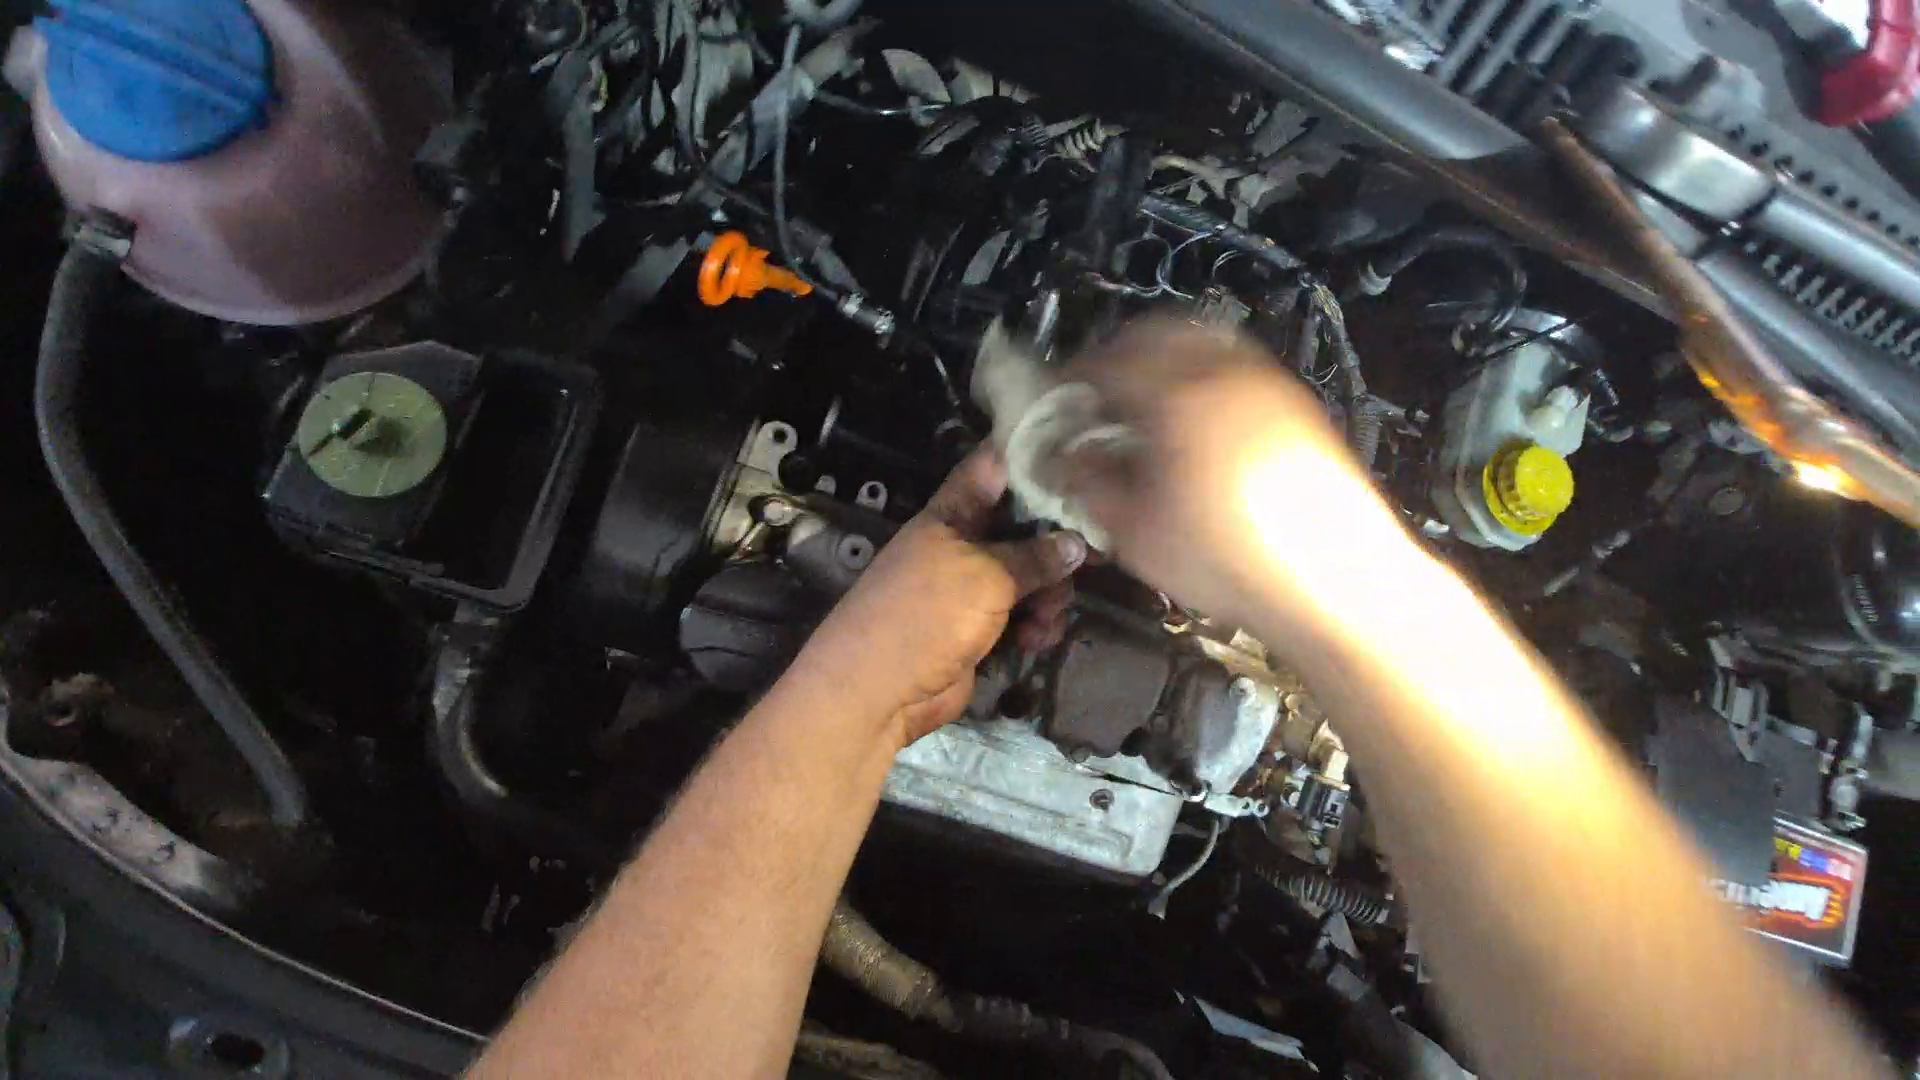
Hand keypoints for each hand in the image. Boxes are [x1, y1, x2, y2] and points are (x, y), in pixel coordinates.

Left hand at [790, 449, 1085, 746]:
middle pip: (1023, 527)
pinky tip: (1034, 642)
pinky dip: (1034, 625)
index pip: (992, 467)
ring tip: (1046, 621)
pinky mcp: (979, 627)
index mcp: (952, 514)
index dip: (1031, 458)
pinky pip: (1021, 614)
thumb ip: (1034, 557)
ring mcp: (970, 587)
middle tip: (1088, 563)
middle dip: (1055, 546)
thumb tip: (1078, 542)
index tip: (1075, 461)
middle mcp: (963, 543)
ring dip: (1048, 597)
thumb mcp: (984, 577)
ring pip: (1029, 575)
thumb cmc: (925, 616)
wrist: (878, 693)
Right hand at [1060, 318, 1413, 641]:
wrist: (1336, 583)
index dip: (1074, 377)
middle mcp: (1224, 375)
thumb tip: (1068, 459)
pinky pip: (1239, 372)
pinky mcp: (1298, 409)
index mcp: (1175, 398)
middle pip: (1159, 333)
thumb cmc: (1229, 560)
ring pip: (1205, 344)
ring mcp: (1268, 387)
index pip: (1106, 364)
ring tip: (1148, 404)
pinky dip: (1206, 381)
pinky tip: (1199, 427)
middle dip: (1120, 354)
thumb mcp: (1136, 533)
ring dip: (1167, 361)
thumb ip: (1090, 485)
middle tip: (1102, 390)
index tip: (1063, 395)